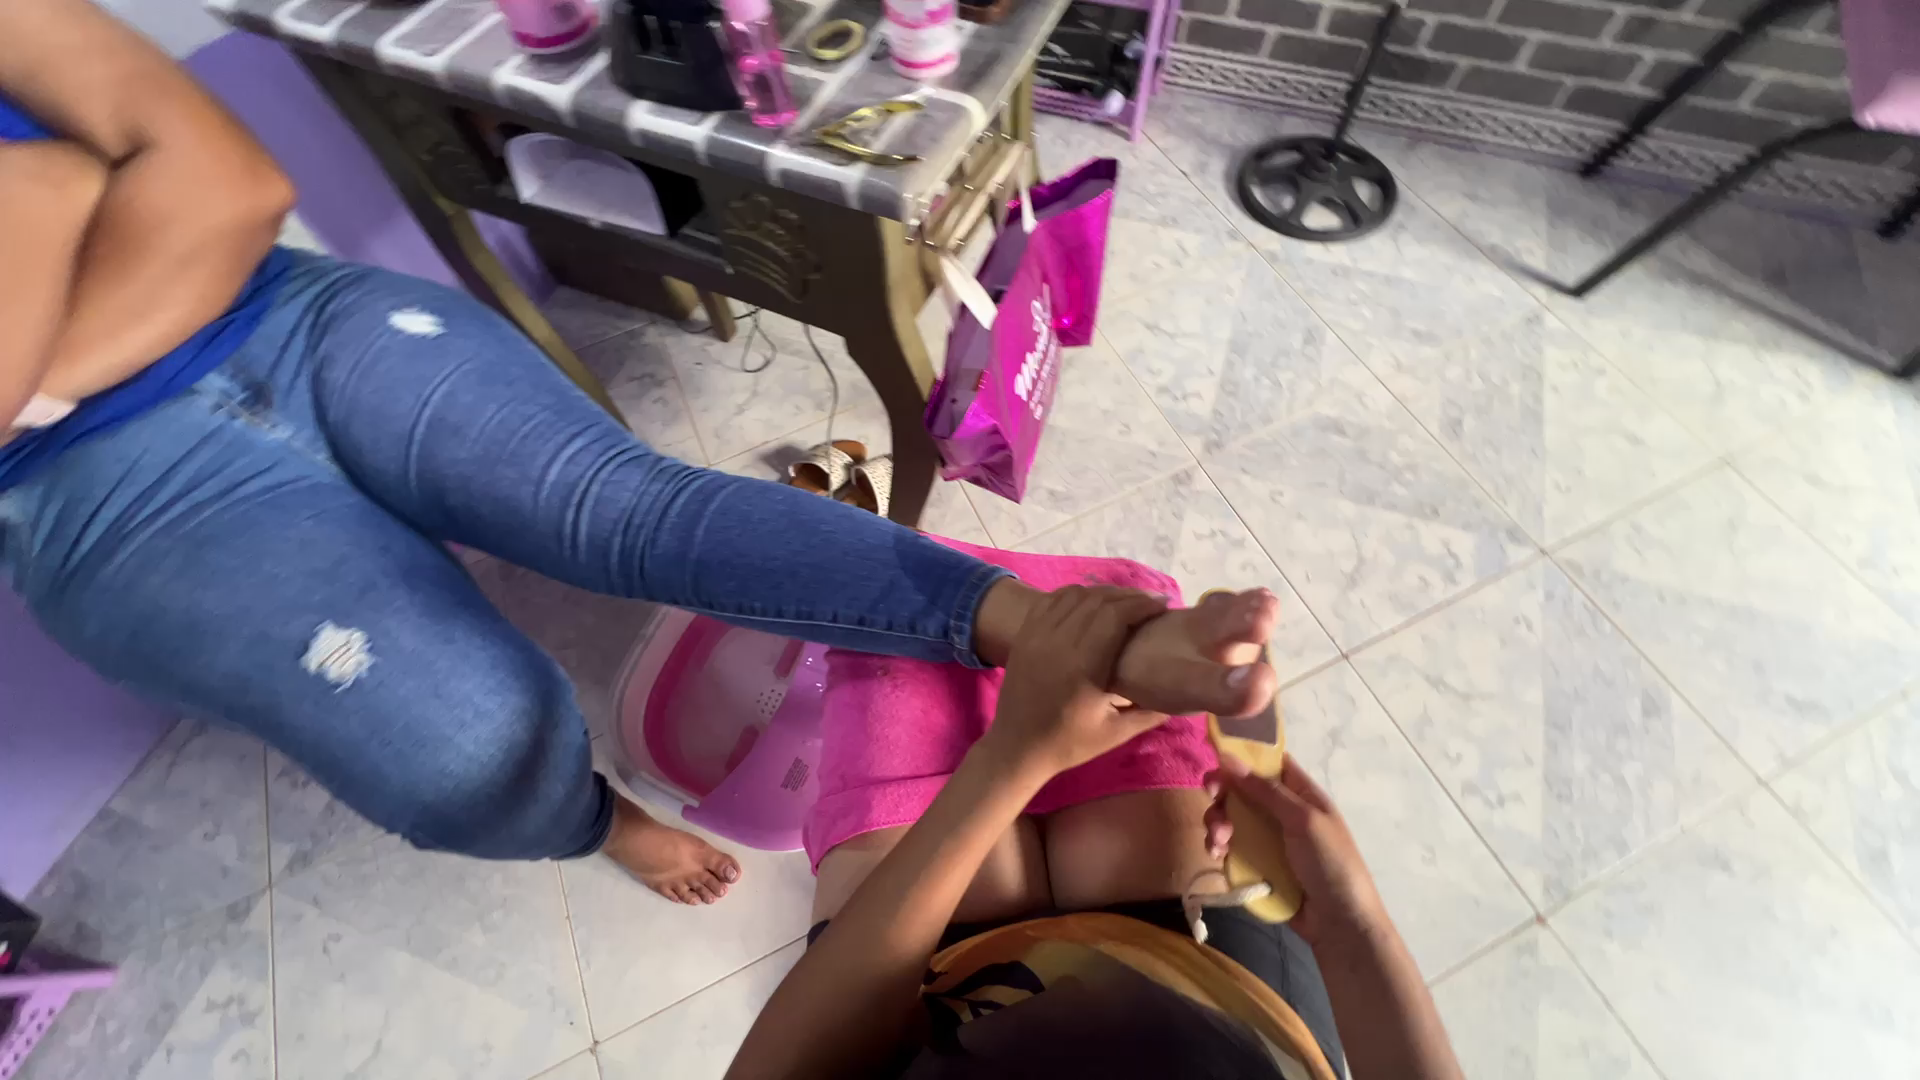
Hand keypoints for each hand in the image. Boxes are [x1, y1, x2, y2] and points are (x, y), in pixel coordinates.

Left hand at [981, 585, 1170, 779]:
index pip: (1114, 615)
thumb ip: (1151, 711)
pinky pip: (1052, 599)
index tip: (1163, 606)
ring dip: (1104, 592)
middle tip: (1152, 602)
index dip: (1141, 604)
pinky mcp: (1025, 633)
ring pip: (1075, 595)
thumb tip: (1183, 692)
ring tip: (1126, 601)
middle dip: (1129, 596)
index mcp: (1082, 665)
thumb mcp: (1116, 733)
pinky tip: (1092, 602)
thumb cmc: (1068, 743)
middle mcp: (1058, 641)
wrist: (1017, 746)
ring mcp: (1037, 634)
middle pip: (1097, 600)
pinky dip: (1076, 594)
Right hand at [1204, 754, 1388, 945]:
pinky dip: (1219, 845)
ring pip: (1230, 816)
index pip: (1268, 762)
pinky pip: (1229, 845)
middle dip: (1222, 792)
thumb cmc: (1331, 864)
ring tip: (1218, 841)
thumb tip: (1228, 757)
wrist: (1340, 925)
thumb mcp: (1303, 821)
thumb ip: (1266, 790)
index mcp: (1299, 794)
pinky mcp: (1255, 862)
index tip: (1217, 757)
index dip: (1242, 756)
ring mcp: (1266, 837)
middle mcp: (1280, 810)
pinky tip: (1217, 855)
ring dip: (1217, 822)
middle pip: (1241, 788)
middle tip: (1211, 797)